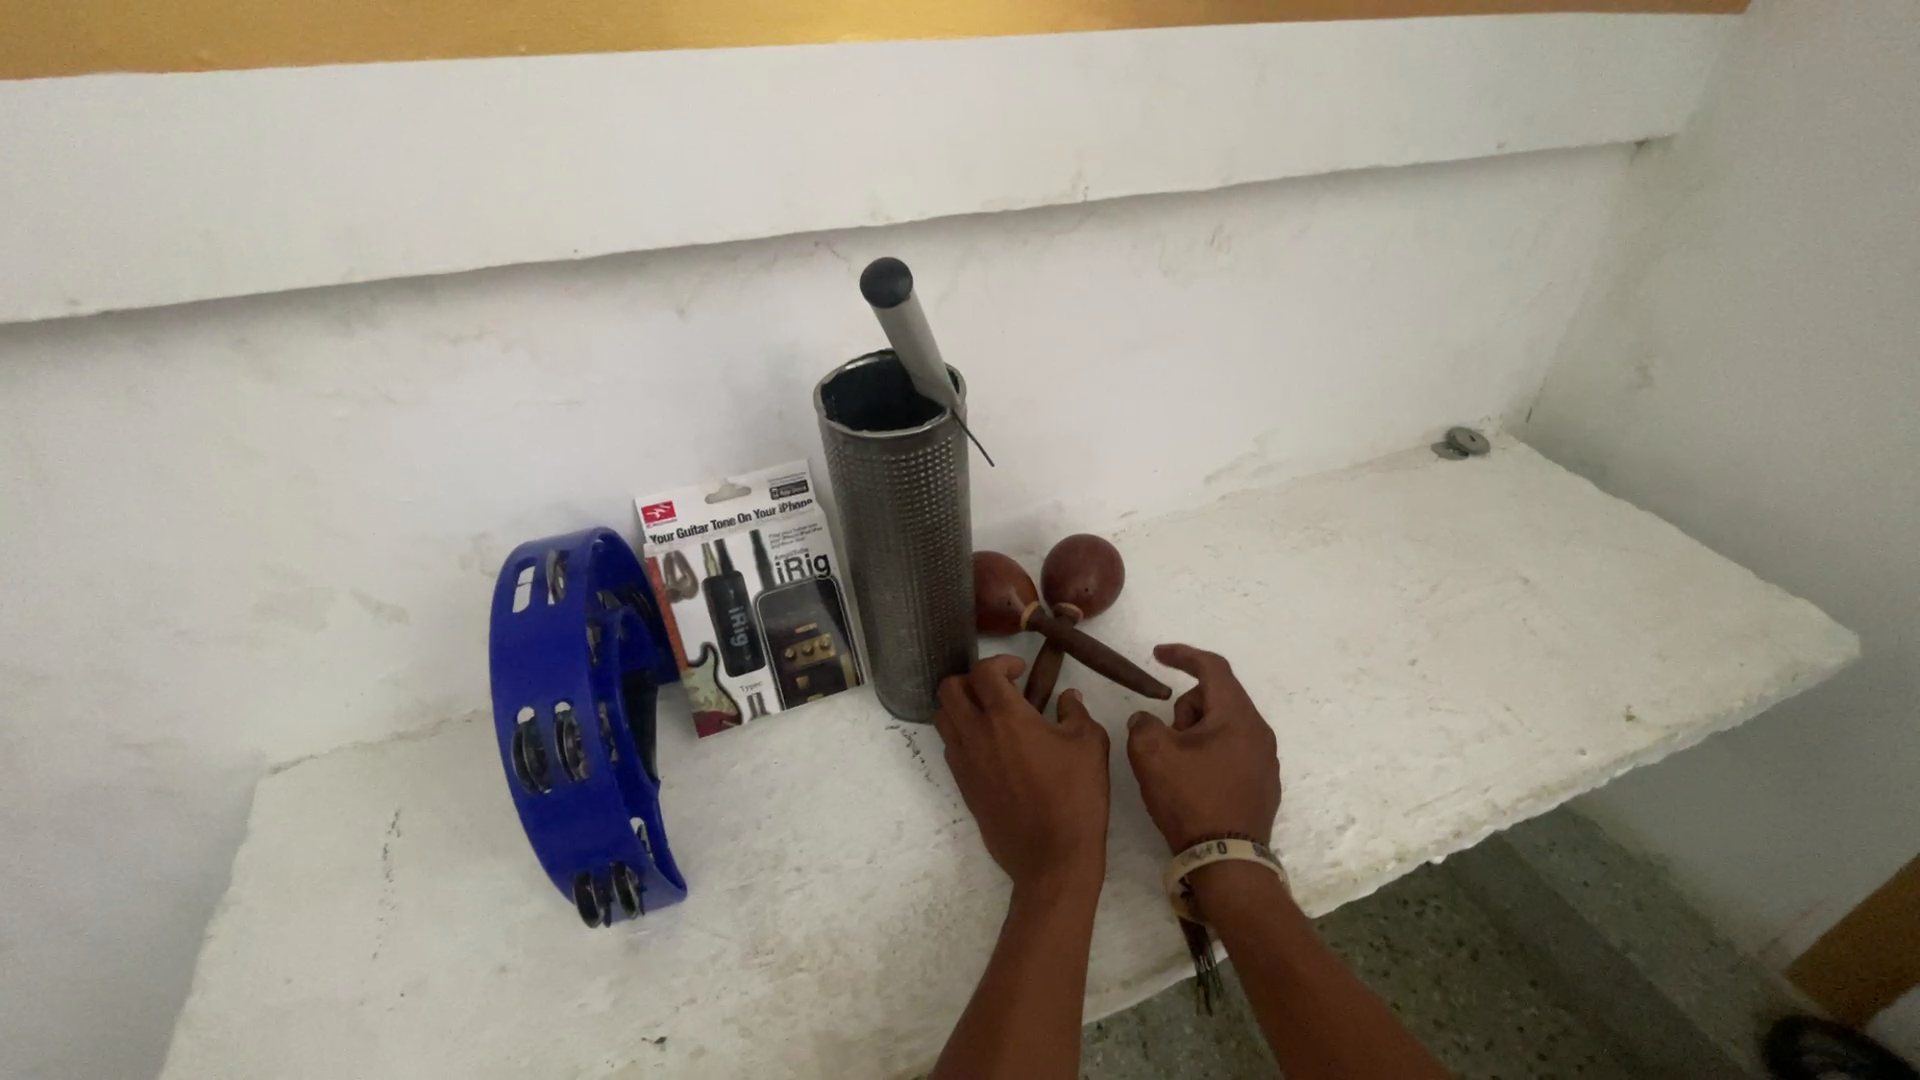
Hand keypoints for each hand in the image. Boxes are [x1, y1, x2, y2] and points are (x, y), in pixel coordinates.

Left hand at [935, 655, 1111, 897]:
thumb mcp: (1090, 745)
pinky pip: (950, 746)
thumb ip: (1076, 713)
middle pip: (949, 689)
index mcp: (1006, 718)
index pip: (983, 672)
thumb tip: (1067, 698)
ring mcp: (964, 761)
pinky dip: (963, 733)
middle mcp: (976, 734)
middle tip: (999, 688)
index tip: (1019, 669)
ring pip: (943, 717)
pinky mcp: (962, 785)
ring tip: (991, 714)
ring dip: (962, 705)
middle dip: (971, 679)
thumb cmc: (1076, 797)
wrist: (1052, 858)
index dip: (1000, 662)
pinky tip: (992, 745)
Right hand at [1127, 644, 1280, 851]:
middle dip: (1184, 709)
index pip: (1212, 667)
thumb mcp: (1151, 753)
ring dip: (1195, 734)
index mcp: (1237, 716)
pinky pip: (1232, 751)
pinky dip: (1209, 754)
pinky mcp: (1263, 785)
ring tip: (1177, 767)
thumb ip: (1143, 723)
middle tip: (1165, 738)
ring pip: (1223, 726)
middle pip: (1215, 698)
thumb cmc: (1190, 799)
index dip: (1182, 655)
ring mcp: (1265, 761)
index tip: (1157, 655)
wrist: (1227, 863)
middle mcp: (1259, 733)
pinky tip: (1194, 782)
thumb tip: (1148, 721)